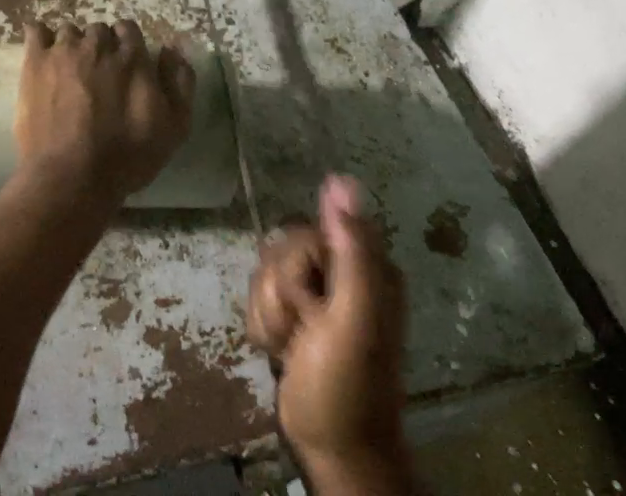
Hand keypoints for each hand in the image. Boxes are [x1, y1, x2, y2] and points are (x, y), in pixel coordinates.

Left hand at [13, 20, 196, 203]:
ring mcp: (64, 52)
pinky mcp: (35, 63)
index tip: (122, 66)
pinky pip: (36, 31)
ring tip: (68, 70)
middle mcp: (99, 46)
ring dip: (71, 45)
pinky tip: (43, 56)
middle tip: (96, 74)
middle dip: (99, 46)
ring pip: (69, 31)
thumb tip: (171, 49)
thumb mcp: (175, 127)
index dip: (125, 44)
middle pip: (98, 30)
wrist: (72, 177)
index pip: (129, 29)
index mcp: (133, 58)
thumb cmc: (128, 157)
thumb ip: (180, 82)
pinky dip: (40, 37)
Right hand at [247, 176, 408, 484]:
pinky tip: (282, 350)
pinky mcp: (295, 313)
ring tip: (292, 345)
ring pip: (266, 273)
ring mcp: (317, 293)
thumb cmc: (346, 385)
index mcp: (365, 264)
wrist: (333, 444)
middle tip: (303, 329)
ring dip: (270, 313)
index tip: (311, 303)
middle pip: (280, 250)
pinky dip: (265, 325)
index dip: (297, 268)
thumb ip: (350, 249)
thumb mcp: (353, 317)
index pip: (306, 231)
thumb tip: (340, 180)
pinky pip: (260, 296)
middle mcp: (343, 271)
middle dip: (280, 294)